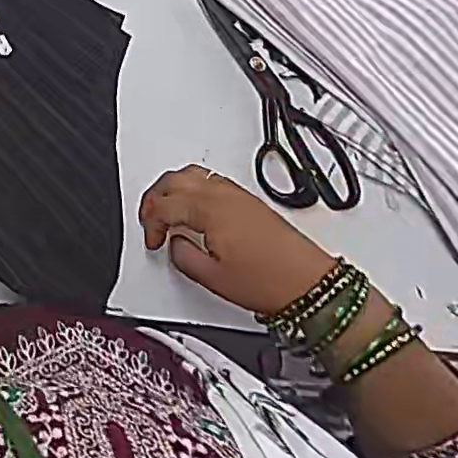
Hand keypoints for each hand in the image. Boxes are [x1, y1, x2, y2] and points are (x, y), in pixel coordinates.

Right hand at [140, 165, 338, 315]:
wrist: (308, 283)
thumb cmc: (270, 279)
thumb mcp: (212, 278)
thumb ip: (182, 255)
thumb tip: (174, 243)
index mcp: (208, 208)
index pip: (164, 205)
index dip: (151, 223)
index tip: (154, 240)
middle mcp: (220, 193)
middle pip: (173, 181)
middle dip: (154, 199)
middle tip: (149, 220)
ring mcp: (235, 193)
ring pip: (190, 174)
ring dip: (171, 188)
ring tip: (165, 209)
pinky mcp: (246, 198)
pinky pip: (209, 179)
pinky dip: (191, 187)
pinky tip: (191, 205)